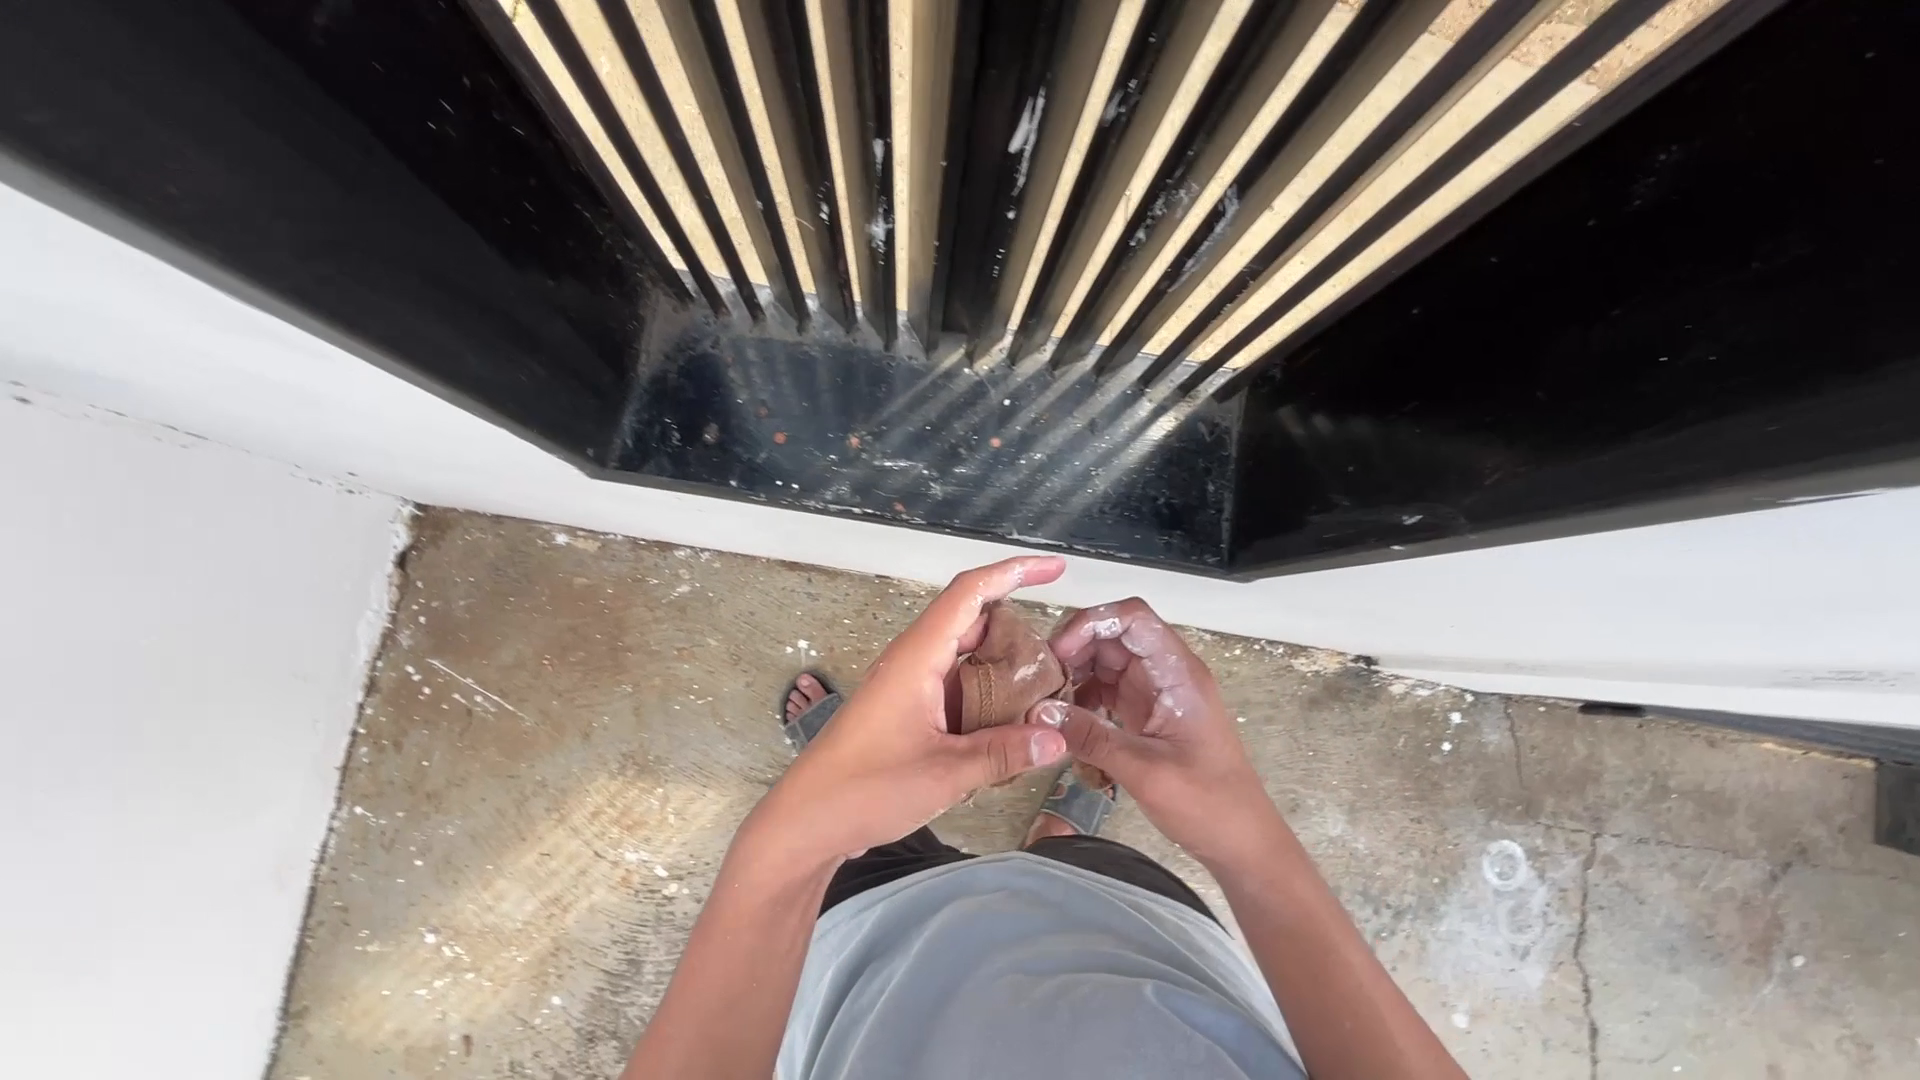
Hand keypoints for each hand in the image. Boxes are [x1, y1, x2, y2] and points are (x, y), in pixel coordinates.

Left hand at [739, 556, 1071, 869]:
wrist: (807, 822)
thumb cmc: (865, 790)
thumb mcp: (945, 773)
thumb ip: (1004, 753)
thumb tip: (1057, 738)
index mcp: (918, 657)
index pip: (969, 593)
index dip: (1013, 572)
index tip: (1054, 568)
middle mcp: (913, 661)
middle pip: (972, 623)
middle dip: (1019, 629)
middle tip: (1061, 654)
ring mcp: (908, 686)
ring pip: (965, 659)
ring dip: (1003, 668)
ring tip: (1046, 689)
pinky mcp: (907, 711)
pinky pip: (955, 689)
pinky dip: (986, 697)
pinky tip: (1011, 724)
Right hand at [1037, 598, 1281, 867]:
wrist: (1241, 841)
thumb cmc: (1208, 803)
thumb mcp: (1145, 771)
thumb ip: (1092, 737)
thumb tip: (1041, 712)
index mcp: (1177, 672)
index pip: (1133, 618)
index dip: (1092, 622)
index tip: (1059, 652)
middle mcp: (1166, 672)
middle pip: (1115, 634)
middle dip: (1076, 647)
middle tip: (1043, 677)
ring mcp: (1156, 692)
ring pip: (1108, 659)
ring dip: (1076, 670)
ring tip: (1047, 697)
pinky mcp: (1146, 713)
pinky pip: (1108, 687)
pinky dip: (1083, 694)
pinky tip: (1064, 715)